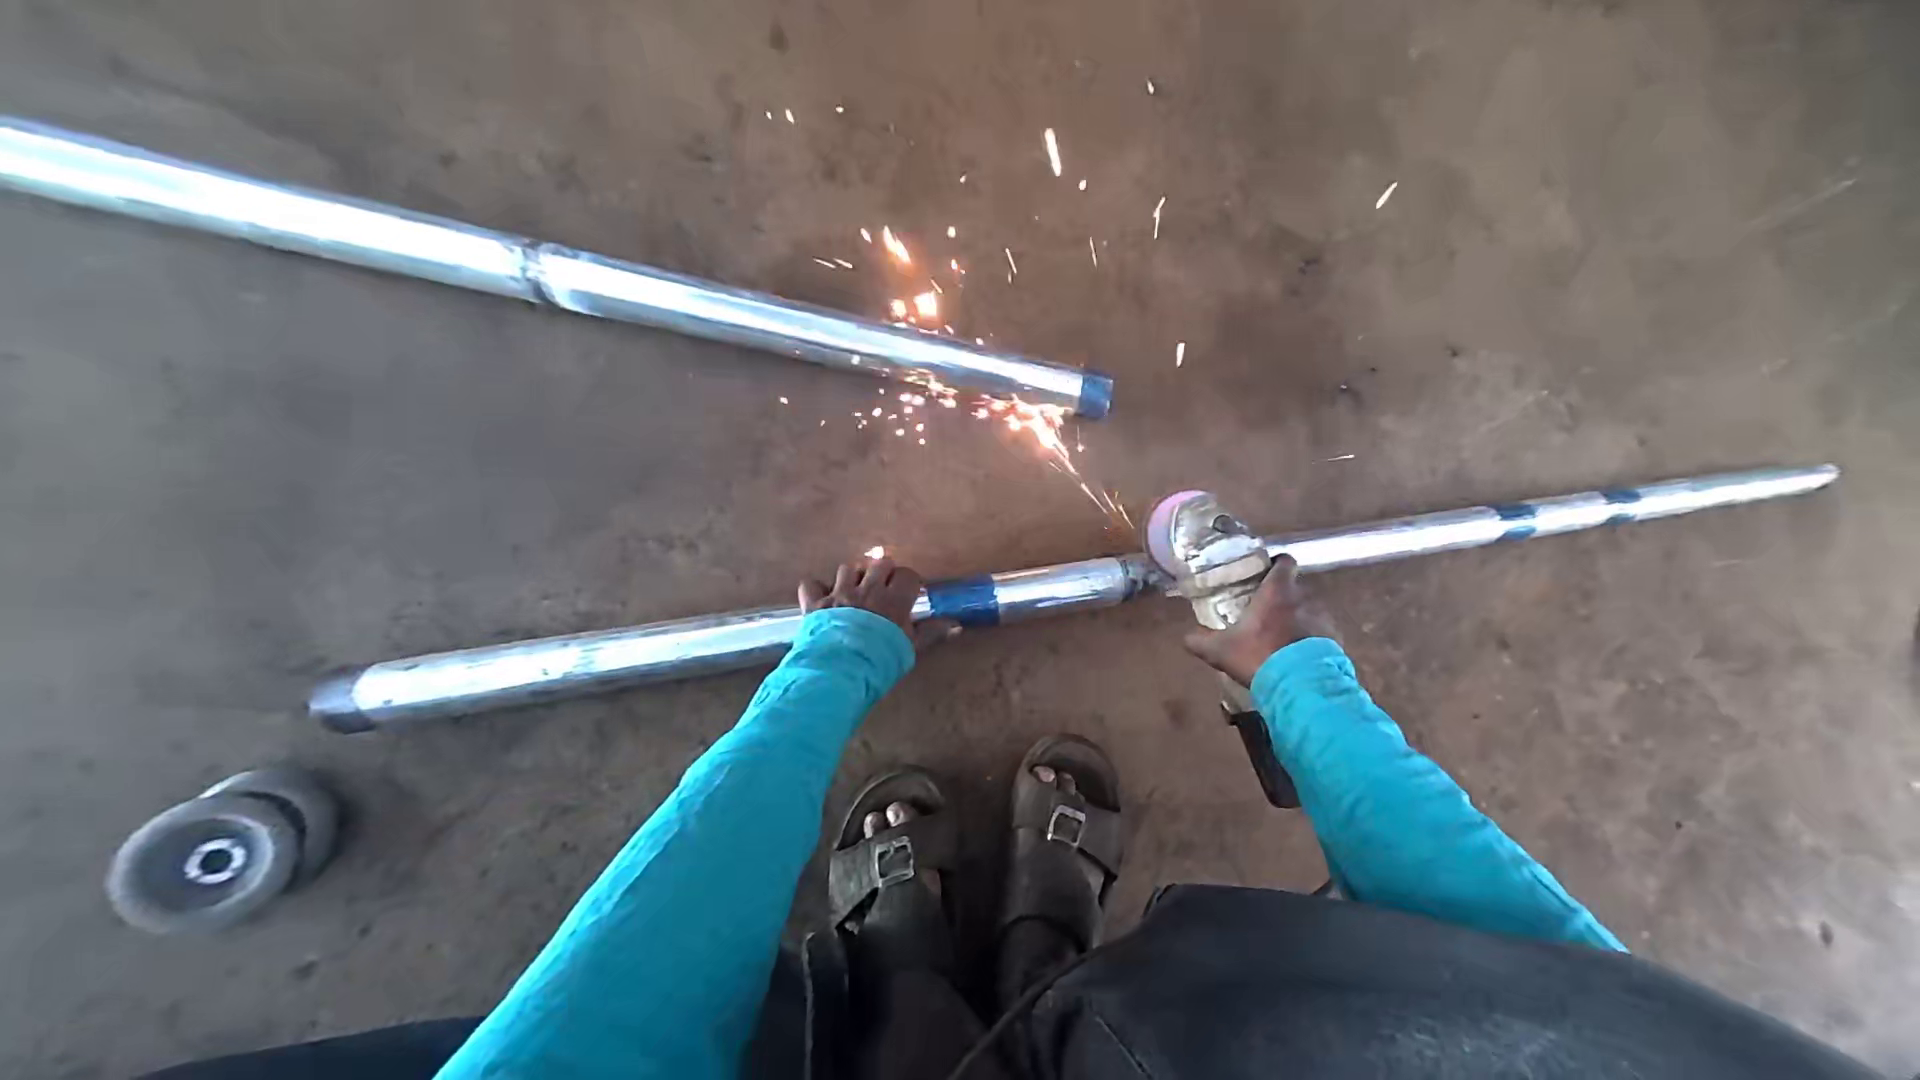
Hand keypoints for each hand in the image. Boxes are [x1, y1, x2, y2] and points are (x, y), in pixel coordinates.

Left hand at [800, 556, 959, 651]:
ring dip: (851, 576)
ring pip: (846, 568)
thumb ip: (931, 632)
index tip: (909, 593)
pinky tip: (821, 598)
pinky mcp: (815, 603)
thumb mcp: (910, 648)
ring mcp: (839, 593)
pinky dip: (815, 589)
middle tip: (883, 587)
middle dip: (882, 572)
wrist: (841, 671)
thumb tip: (956, 625)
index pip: (907, 575)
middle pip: (879, 563)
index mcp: (893, 599)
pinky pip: (810, 584)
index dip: (909, 582)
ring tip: (854, 590)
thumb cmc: (881, 660)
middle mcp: (867, 589)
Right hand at [1182, 555, 1335, 686]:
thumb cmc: (1259, 656)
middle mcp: (1304, 598)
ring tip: (1279, 635)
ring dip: (1296, 618)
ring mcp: (1323, 619)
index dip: (1275, 564)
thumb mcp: (1220, 651)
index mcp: (1277, 591)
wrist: (1303, 688)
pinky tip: (1295, 655)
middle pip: (1295, 587)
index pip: (1284, 561)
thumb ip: (1200, 641)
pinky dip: (1309, 638)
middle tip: (1263, 610)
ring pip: (1308, 609)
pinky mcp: (1335, 640)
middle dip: (1281, 596)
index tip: (1263, 573)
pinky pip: (1320, 632)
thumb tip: (1187, 637)